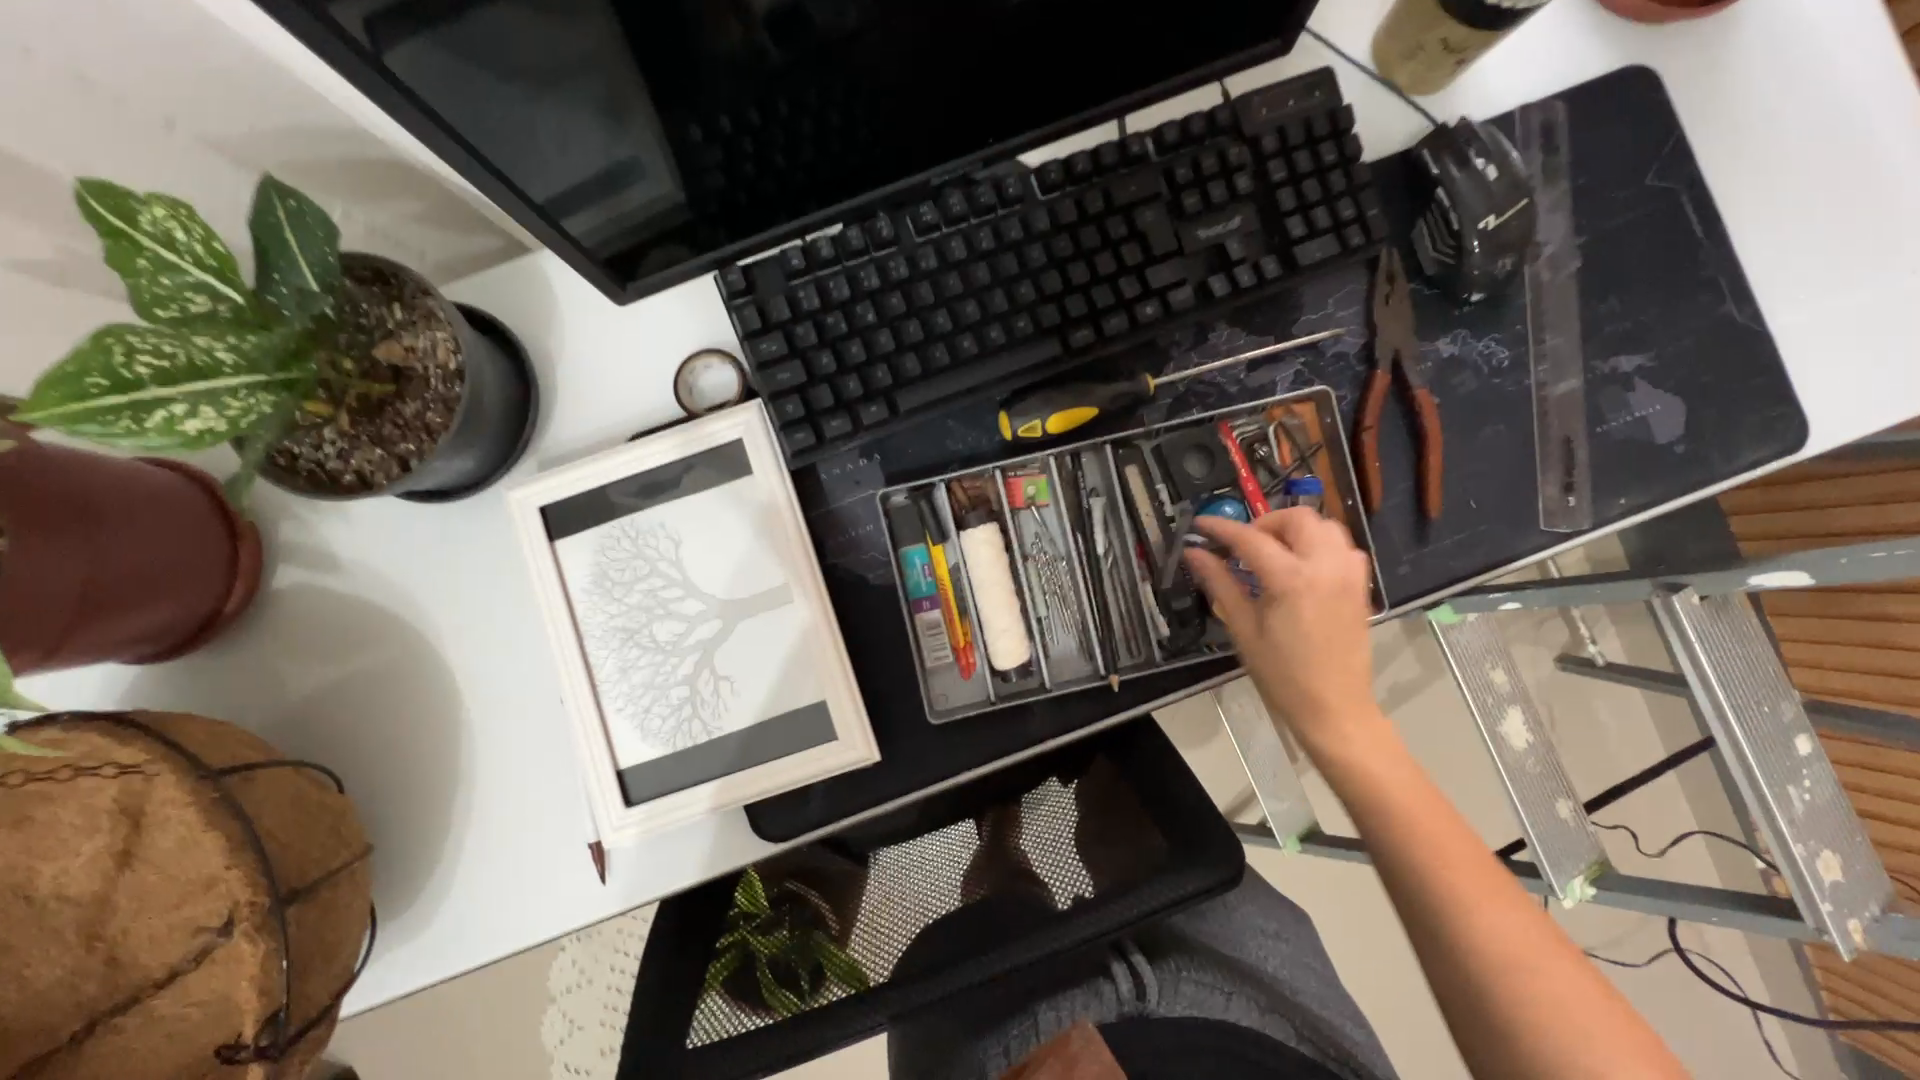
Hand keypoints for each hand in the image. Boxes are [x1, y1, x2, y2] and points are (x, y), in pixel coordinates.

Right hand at [1183, 508, 1384, 757]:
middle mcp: (1325, 566)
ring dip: (1296, 529)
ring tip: (1274, 552)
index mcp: (1291, 579)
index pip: (1250, 538)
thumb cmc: (1282, 675)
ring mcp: (1349, 574)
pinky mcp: (1361, 585)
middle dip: (1265, 523)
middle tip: (1244, 545)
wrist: (1334, 707)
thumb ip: (1220, 583)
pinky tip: (1303, 567)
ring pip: (1325, 526)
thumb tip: (1194, 553)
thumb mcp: (1244, 629)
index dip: (1221, 528)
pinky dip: (1320, 544)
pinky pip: (1343, 546)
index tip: (1200, 524)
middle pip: (1297, 518)